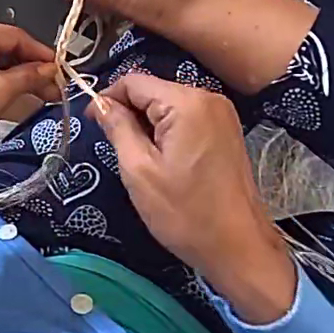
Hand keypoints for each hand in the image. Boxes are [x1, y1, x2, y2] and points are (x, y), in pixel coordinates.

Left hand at [0, 18, 59, 168]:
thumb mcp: (0, 91)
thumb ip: (30, 76)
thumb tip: (49, 71)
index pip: (14, 35)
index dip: (41, 54)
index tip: (60, 69)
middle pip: (4, 48)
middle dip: (30, 70)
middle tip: (54, 87)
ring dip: (17, 79)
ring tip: (41, 95)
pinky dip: (0, 84)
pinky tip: (19, 96)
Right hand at [89, 74, 297, 322]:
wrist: (241, 251)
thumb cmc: (185, 213)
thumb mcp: (138, 169)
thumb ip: (117, 127)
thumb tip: (100, 102)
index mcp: (186, 103)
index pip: (133, 81)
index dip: (106, 98)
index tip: (93, 123)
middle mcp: (208, 98)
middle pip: (151, 90)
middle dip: (127, 112)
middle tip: (114, 146)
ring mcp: (221, 114)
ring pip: (165, 103)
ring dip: (145, 123)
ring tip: (138, 156)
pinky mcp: (226, 131)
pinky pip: (183, 117)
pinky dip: (165, 130)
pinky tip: (161, 158)